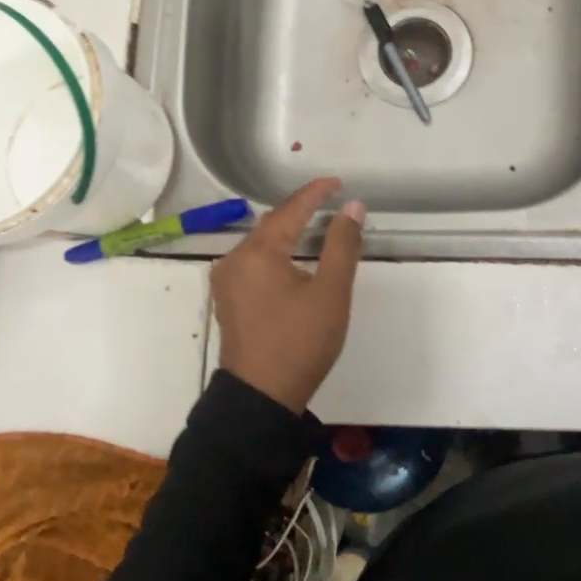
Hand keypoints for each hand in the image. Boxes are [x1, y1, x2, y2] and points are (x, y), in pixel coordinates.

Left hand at [212, 178, 364, 414]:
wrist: (261, 398)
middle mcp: (234, 260)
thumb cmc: (299, 342)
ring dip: (288, 234)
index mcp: (258, 253)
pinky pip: (253, 263)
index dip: (315, 193)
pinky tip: (293, 260)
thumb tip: (352, 207)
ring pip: (261, 245)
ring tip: (317, 228)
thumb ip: (342, 245)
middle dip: (300, 212)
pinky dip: (276, 254)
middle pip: (271, 225)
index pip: (290, 210)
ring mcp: (227, 282)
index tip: (338, 182)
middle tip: (331, 205)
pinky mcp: (229, 301)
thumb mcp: (330, 292)